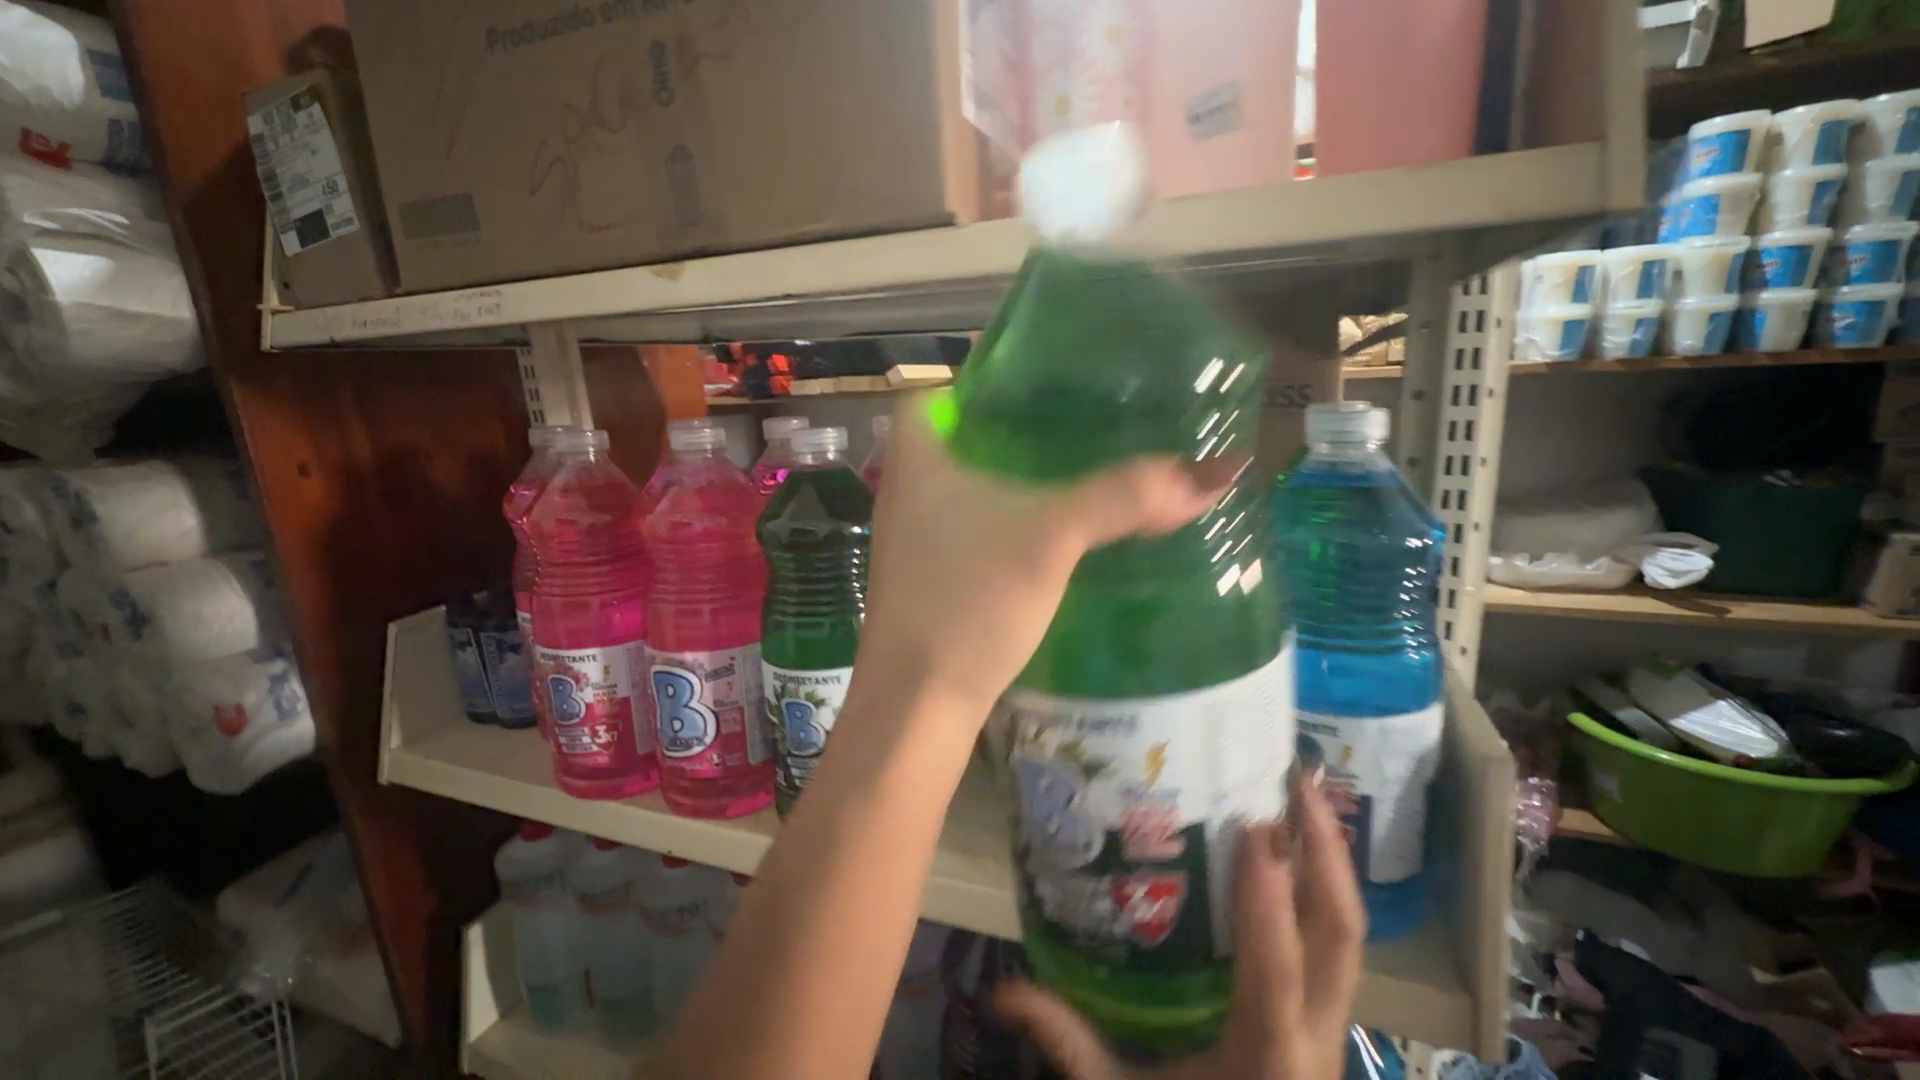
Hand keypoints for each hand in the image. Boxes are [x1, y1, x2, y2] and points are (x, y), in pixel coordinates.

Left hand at [857, 394, 1242, 720]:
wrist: (919, 706)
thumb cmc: (967, 602)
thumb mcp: (1052, 538)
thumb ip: (1127, 496)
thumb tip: (1221, 469)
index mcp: (917, 457)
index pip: (939, 390)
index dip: (986, 380)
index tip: (1046, 380)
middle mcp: (907, 490)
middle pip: (966, 437)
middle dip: (1021, 428)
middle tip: (1086, 419)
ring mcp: (918, 539)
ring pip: (976, 487)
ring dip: (1024, 478)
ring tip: (1089, 463)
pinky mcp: (935, 579)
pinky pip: (981, 528)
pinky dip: (1019, 520)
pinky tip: (1065, 529)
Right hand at [994, 777, 1365, 1079]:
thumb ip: (1068, 1041)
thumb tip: (999, 990)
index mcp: (1268, 1055)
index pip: (1276, 969)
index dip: (1269, 901)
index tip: (1255, 829)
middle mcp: (1317, 1033)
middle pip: (1341, 935)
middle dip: (1325, 853)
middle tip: (1294, 780)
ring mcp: (1331, 1024)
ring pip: (1349, 934)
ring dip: (1330, 862)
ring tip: (1300, 795)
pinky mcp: (1326, 1016)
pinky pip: (1337, 943)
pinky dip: (1323, 887)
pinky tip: (1297, 850)